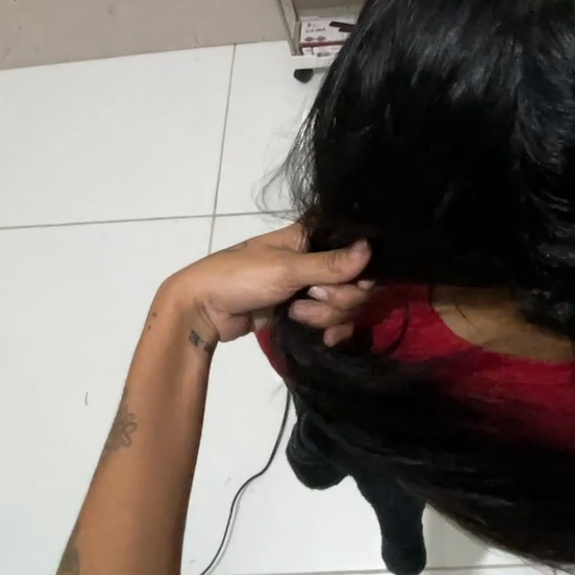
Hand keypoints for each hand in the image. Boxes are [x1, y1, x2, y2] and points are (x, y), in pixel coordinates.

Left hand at [162, 224, 372, 347]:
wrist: (204, 310)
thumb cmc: (240, 276)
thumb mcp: (286, 269)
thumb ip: (330, 264)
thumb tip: (370, 248)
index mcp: (313, 235)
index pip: (358, 248)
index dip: (360, 270)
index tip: (347, 283)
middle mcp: (319, 256)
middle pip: (356, 281)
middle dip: (337, 299)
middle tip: (307, 299)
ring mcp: (313, 285)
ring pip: (346, 303)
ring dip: (325, 315)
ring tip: (295, 314)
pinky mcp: (307, 309)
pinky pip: (336, 320)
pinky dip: (333, 330)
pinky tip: (324, 338)